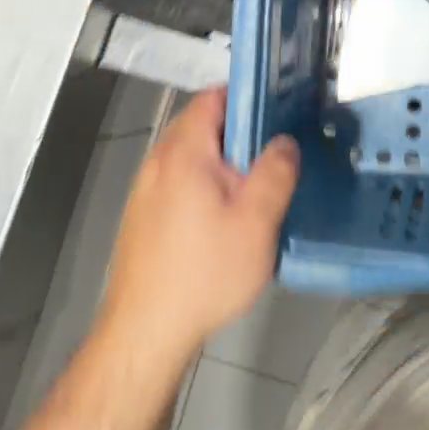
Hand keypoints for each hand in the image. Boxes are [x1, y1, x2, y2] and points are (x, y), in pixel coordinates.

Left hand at [98, 86, 300, 364]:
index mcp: (184, 152)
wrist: (145, 333)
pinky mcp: (144, 218)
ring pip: (191, 157)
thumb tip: (285, 141)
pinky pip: (180, 182)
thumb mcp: (256, 222)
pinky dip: (206, 184)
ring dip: (224, 161)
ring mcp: (146, 191)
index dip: (249, 96)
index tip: (282, 108)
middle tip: (279, 149)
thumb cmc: (204, 272)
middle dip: (242, 131)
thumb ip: (276, 172)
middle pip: (203, 125)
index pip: (214, 97)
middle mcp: (158, 162)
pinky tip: (227, 216)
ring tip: (259, 183)